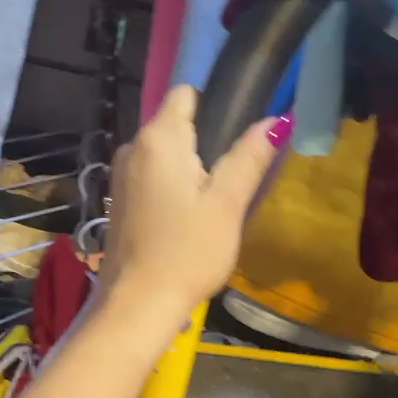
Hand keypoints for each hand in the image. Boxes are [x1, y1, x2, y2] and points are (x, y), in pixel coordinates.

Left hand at [99, 86, 280, 316]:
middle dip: (207, 141)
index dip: (216, 105)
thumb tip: (276, 120)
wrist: (138, 304)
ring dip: (192, 166)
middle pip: (177, 123)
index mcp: (159, 138)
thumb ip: (250, 157)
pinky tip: (190, 217)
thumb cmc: (188, 251)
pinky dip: (174, 185)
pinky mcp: (121, 200)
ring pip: (166, 152)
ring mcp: (122, 174)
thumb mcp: (228, 204)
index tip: (240, 136)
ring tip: (217, 201)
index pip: (187, 93)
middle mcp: (133, 146)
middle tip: (236, 178)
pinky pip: (154, 175)